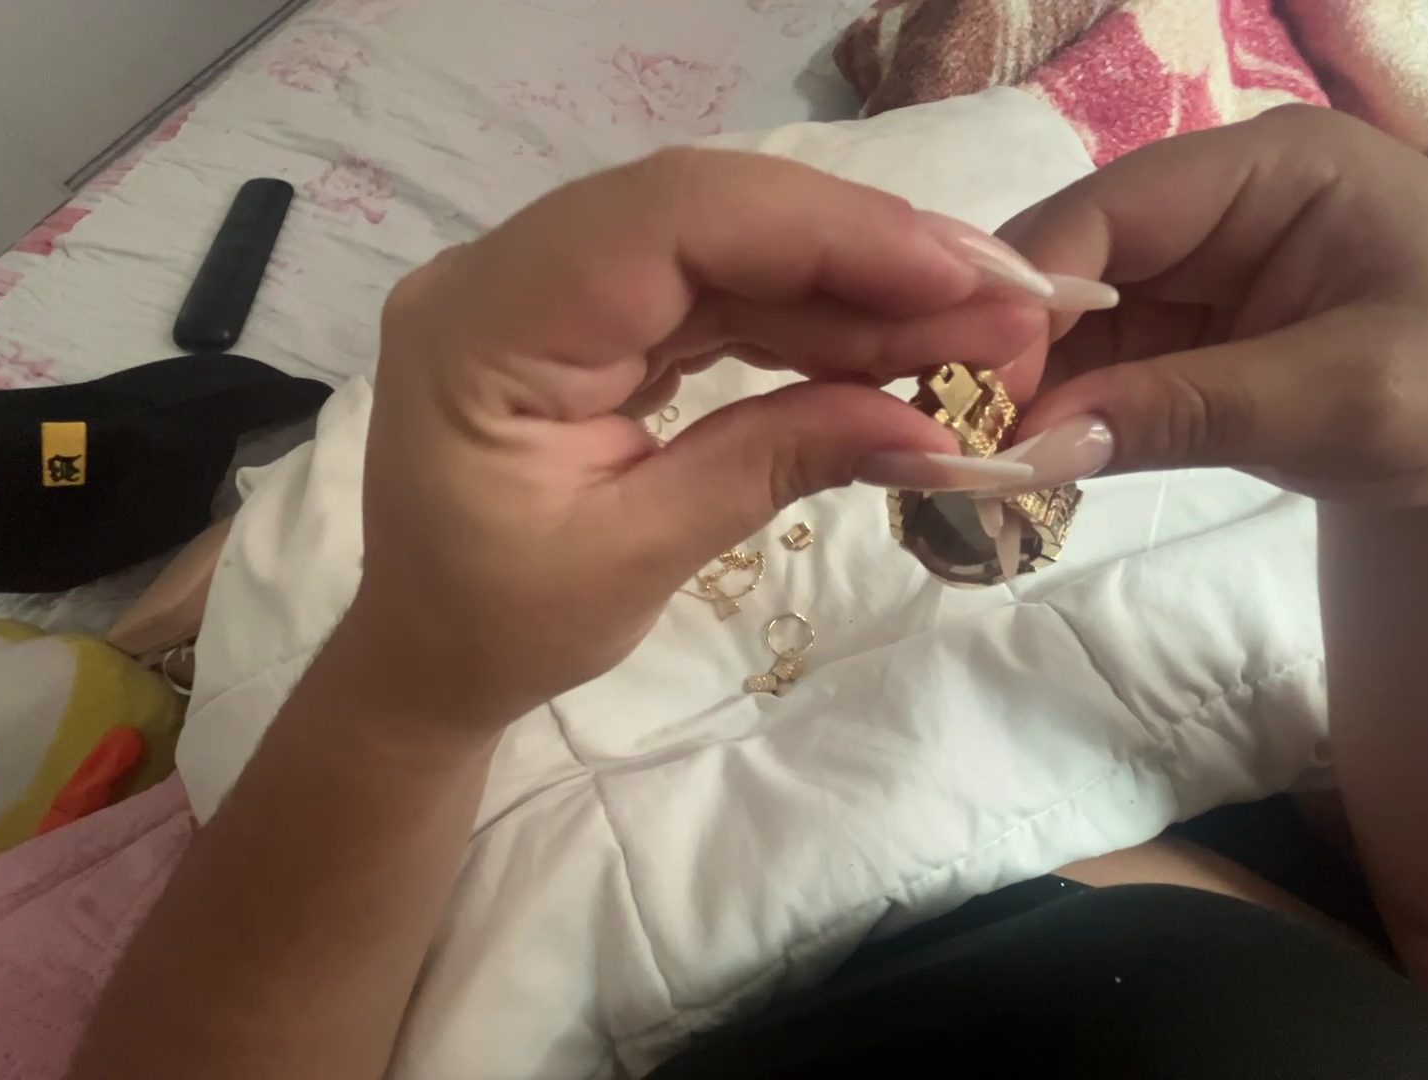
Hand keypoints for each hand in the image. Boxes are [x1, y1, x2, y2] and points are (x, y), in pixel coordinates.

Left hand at [349, 149, 1054, 726]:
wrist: (430, 652)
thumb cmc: (502, 629)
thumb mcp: (640, 555)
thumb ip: (775, 462)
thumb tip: (926, 425)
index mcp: (482, 327)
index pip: (669, 222)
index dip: (826, 233)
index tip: (957, 276)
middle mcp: (506, 277)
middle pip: (708, 218)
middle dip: (863, 256)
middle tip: (997, 301)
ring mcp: (549, 293)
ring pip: (723, 254)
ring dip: (850, 291)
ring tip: (965, 331)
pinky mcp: (589, 324)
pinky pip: (711, 300)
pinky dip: (805, 323)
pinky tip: (885, 348)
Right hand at [973, 105, 1427, 507]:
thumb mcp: (1344, 399)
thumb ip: (1181, 413)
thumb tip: (1028, 446)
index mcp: (1264, 170)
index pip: (1102, 213)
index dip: (1023, 296)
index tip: (973, 391)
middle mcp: (1202, 210)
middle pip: (1060, 265)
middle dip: (1005, 350)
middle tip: (961, 435)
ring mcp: (1177, 277)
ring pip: (1055, 324)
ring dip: (1014, 391)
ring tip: (980, 459)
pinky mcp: (1162, 339)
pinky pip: (1078, 369)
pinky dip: (1044, 415)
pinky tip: (1019, 457)